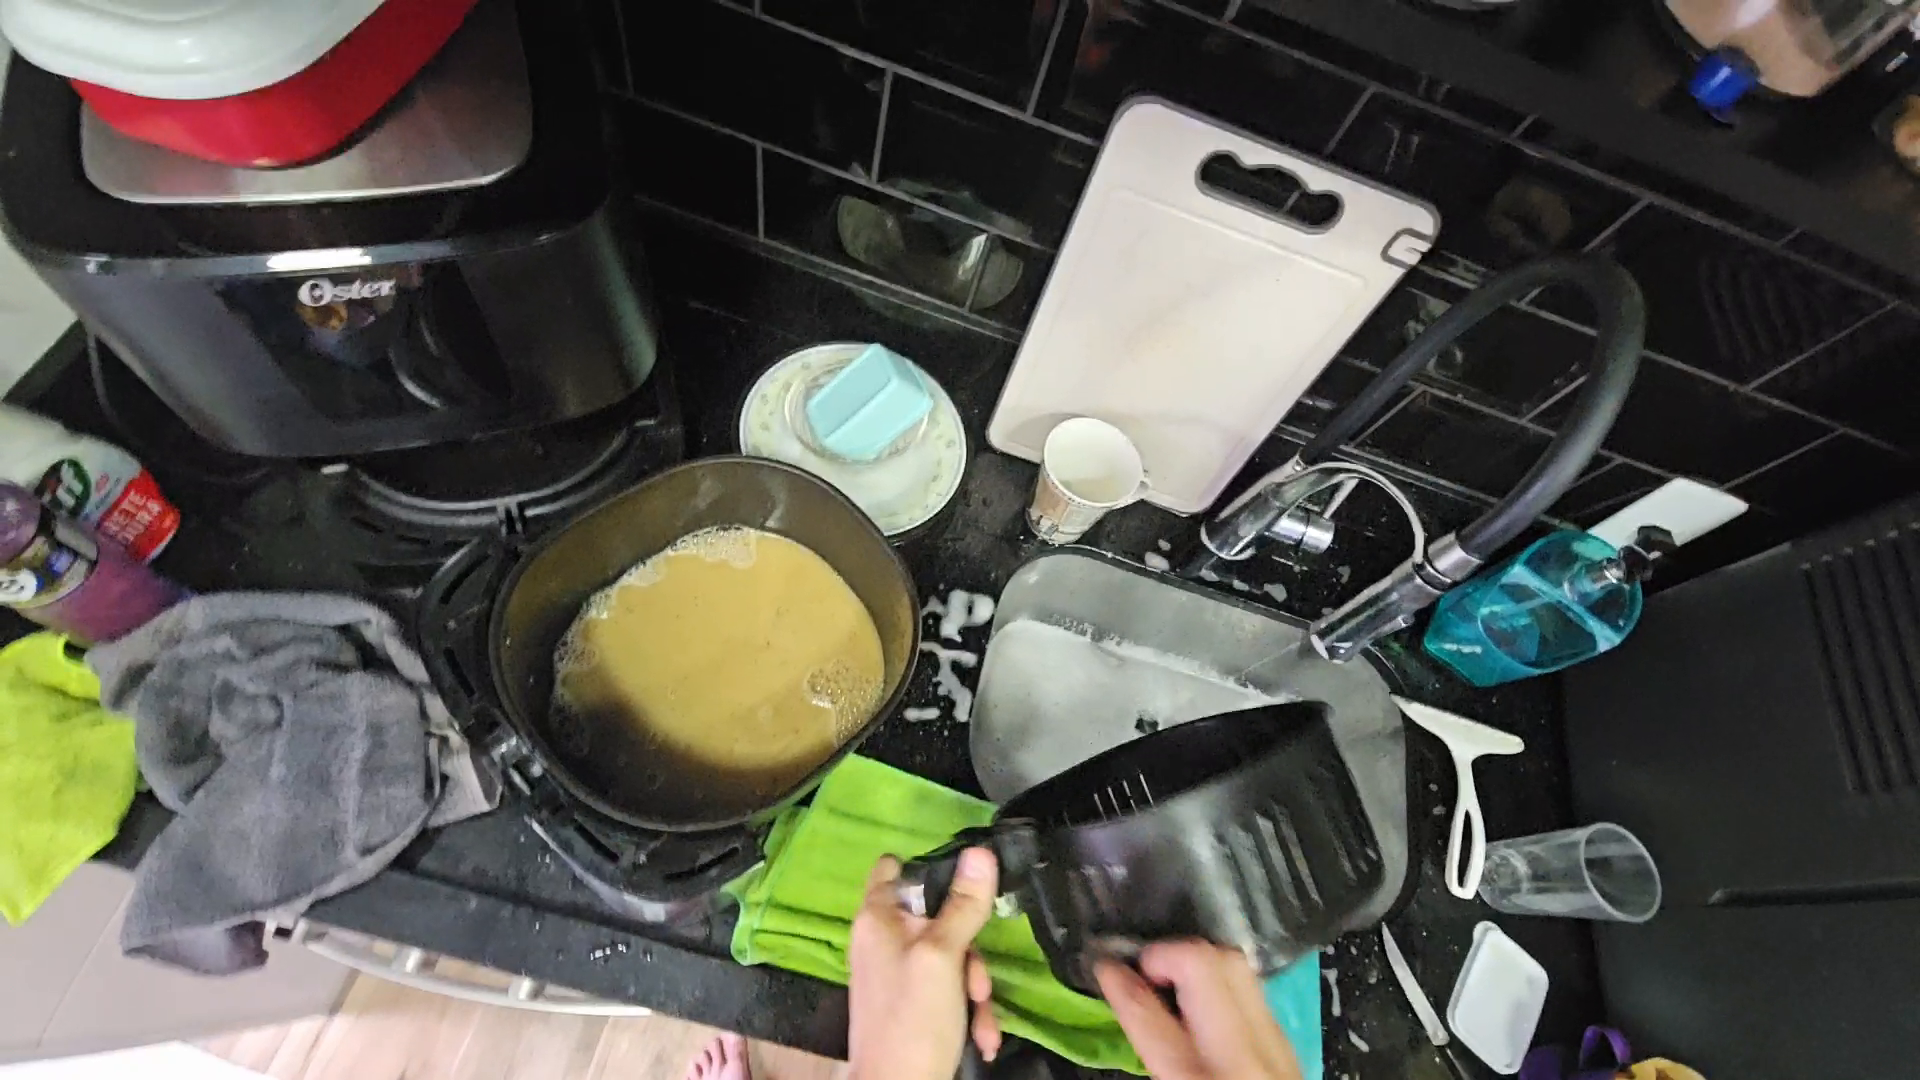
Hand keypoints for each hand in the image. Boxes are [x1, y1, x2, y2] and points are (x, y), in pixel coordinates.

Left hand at [848, 849, 1001, 1079]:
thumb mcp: (945, 956)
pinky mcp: (910, 1005)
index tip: (961, 881)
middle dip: (969, 947)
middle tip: (976, 977)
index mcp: (878, 918)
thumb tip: (980, 850)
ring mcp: (896, 974)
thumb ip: (963, 904)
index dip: (927, 865)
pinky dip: (966, 1009)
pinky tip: (979, 1036)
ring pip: (949, 955)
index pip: (893, 867)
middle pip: (935, 915)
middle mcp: (882, 940)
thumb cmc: (913, 1020)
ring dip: (974, 986)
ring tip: (980, 1015)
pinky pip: (946, 988)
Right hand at [1096, 941, 1303, 1079]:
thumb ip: (1155, 1058)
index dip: (1120, 983)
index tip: (1102, 966)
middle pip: (1204, 968)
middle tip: (1141, 974)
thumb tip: (1129, 1012)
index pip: (1152, 1020)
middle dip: (1166, 955)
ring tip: (1171, 984)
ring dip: (1197, 964)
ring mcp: (1277, 1056)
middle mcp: (1242, 1065)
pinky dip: (1222, 986)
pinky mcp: (1292, 1056)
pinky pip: (1253, 993)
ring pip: (1235, 967)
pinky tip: (1204, 1008)